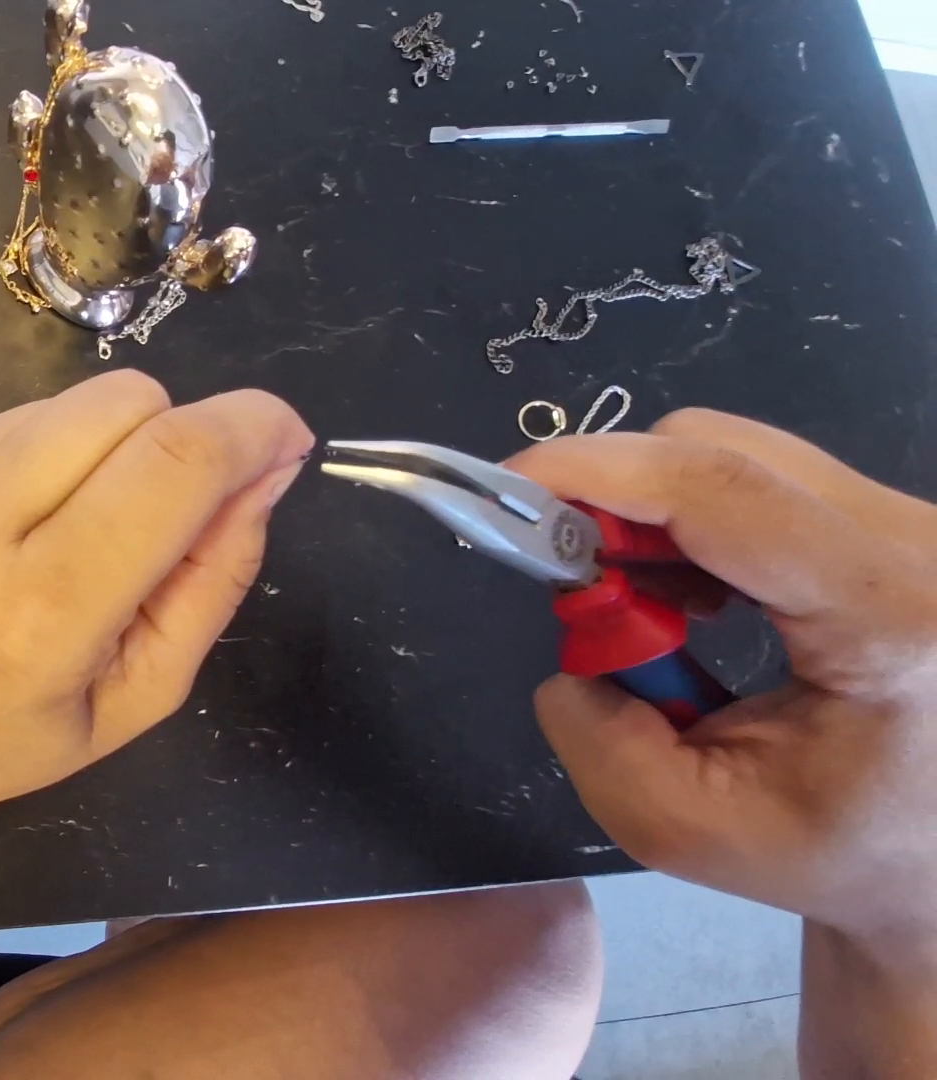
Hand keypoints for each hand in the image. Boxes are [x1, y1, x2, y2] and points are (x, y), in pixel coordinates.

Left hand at [0, 370, 311, 827]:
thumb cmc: (25, 730)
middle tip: (166, 511)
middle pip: (124, 403)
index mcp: (38, 613)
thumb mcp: (148, 690)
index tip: (285, 439)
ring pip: (76, 400)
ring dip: (113, 447)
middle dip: (178, 438)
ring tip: (81, 524)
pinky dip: (56, 451)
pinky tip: (30, 515)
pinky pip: (24, 413)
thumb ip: (217, 576)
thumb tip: (266, 467)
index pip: (168, 469)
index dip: (247, 431)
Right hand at [510, 409, 936, 948]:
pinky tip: (693, 593)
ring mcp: (921, 529)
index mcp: (899, 623)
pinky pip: (755, 478)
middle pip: (717, 451)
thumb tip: (578, 645)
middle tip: (576, 582)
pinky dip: (681, 522)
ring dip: (643, 516)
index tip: (502, 491)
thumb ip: (588, 730)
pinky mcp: (898, 526)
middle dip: (607, 501)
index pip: (723, 494)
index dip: (590, 471)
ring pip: (731, 455)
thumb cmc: (833, 851)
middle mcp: (927, 548)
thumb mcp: (676, 821)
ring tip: (644, 604)